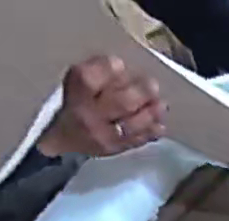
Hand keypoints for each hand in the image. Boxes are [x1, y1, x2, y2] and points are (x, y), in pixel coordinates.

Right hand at [37, 55, 167, 156]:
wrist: (66, 143)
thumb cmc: (75, 107)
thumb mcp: (77, 87)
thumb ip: (99, 78)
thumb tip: (125, 70)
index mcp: (75, 94)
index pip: (88, 79)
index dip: (105, 69)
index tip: (120, 63)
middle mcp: (89, 116)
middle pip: (119, 103)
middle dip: (140, 93)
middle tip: (153, 85)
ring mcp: (105, 136)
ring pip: (131, 124)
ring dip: (151, 113)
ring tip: (162, 104)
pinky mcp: (117, 150)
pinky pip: (136, 141)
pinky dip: (151, 132)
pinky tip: (160, 125)